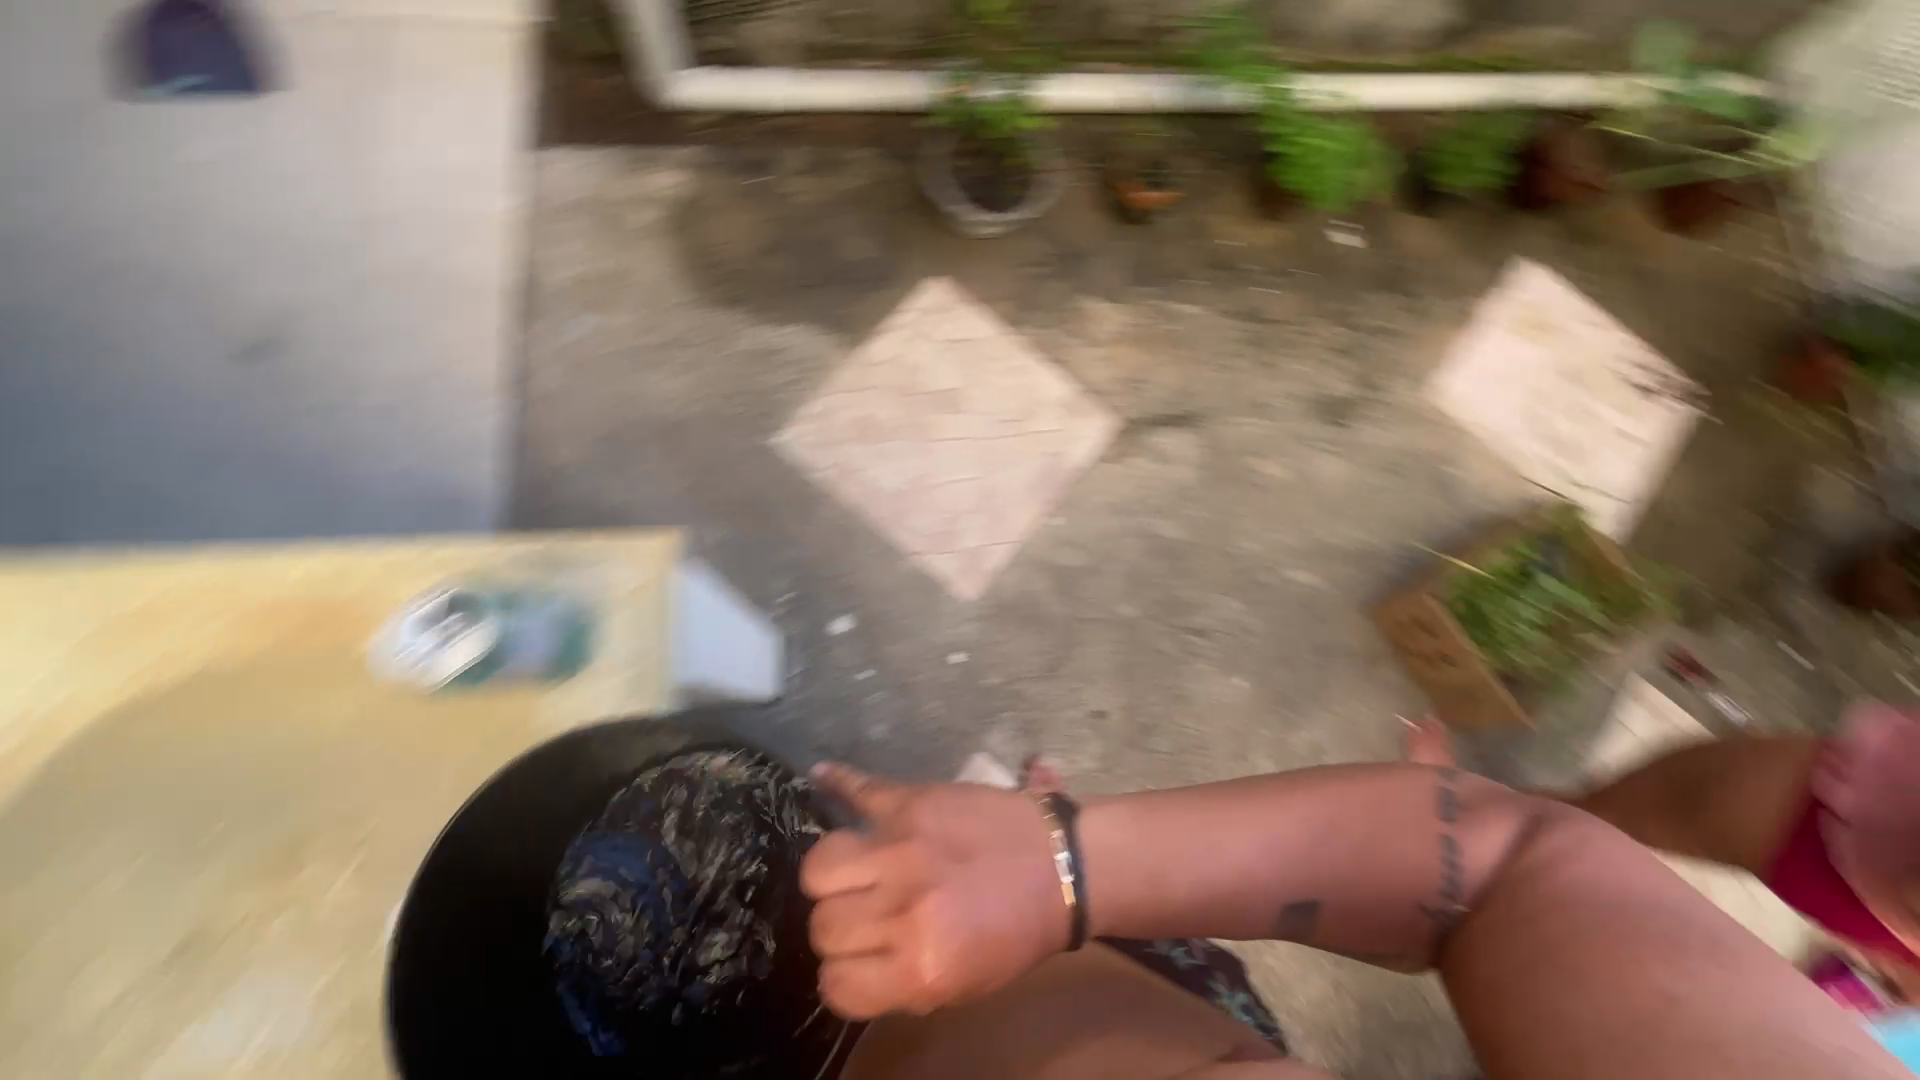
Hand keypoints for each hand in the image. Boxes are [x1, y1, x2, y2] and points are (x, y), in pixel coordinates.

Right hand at [801, 762, 1071, 1018]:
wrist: (1063, 864)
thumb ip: (899, 980)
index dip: (843, 973)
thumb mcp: (963, 984)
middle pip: (824, 925)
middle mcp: (902, 908)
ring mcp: (902, 849)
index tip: (859, 960)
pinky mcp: (913, 802)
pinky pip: (860, 789)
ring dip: (834, 873)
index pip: (835, 982)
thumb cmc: (1019, 931)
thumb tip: (848, 965)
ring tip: (855, 870)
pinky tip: (820, 778)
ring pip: (820, 865)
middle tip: (867, 914)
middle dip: (839, 925)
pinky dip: (839, 782)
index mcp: (920, 966)